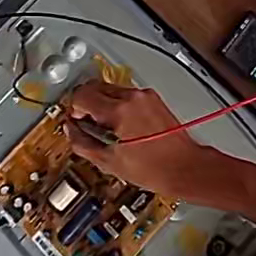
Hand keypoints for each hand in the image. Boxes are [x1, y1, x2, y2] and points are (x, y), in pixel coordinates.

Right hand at [63, 81, 220, 197]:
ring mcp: (144, 96)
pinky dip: (118, 103)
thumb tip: (71, 131)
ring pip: (110, 88)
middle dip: (85, 102)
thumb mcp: (110, 162)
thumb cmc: (154, 168)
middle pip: (94, 86)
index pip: (82, 95)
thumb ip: (83, 143)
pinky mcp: (153, 98)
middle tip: (85, 122)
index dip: (74, 109)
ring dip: (101, 102)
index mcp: (118, 112)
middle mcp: (132, 98)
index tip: (75, 120)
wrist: (184, 167)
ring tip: (106, 126)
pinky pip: (126, 94)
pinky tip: (122, 124)